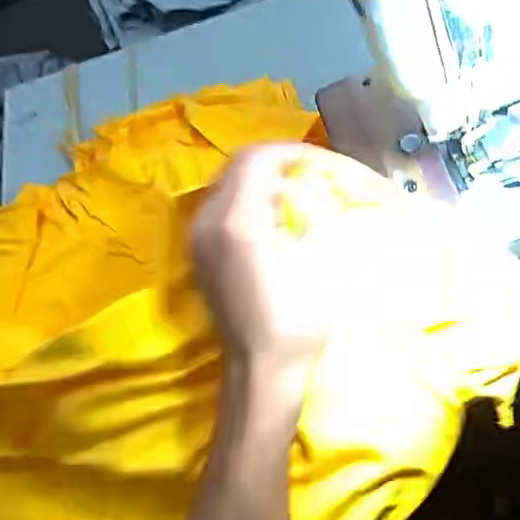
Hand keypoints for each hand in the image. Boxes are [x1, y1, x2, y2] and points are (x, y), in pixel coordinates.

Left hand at [190, 146, 387, 416]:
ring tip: (298, 191)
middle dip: (277, 161)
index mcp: (237, 222)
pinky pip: (222, 207)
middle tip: (311, 171)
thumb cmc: (299, 320)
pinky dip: (250, 198)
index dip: (291, 151)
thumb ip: (313, 215)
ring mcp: (199, 240)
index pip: (256, 160)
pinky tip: (277, 218)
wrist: (261, 368)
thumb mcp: (320, 261)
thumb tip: (304, 192)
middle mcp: (208, 223)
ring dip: (263, 179)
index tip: (320, 160)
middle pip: (237, 166)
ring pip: (228, 184)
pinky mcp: (200, 254)